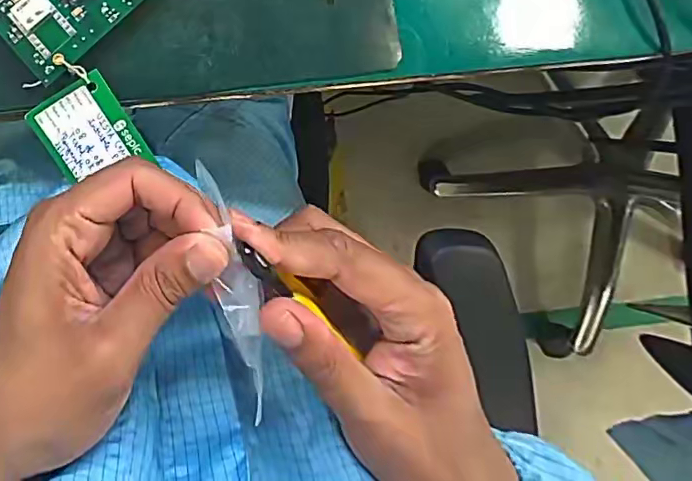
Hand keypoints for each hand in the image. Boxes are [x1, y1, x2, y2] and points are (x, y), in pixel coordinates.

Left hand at [0, 158, 230, 479]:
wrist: (1, 434)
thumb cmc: (44, 394)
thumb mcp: (110, 346)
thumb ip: (161, 289)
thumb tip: (215, 245)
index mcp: (61, 224)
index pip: (130, 178)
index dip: (179, 199)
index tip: (219, 241)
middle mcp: (69, 220)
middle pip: (140, 194)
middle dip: (187, 219)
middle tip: (230, 261)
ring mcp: (80, 244)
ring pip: (144, 219)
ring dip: (185, 240)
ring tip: (223, 276)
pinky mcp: (92, 268)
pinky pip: (139, 248)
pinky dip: (171, 261)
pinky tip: (200, 283)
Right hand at [235, 208, 514, 480]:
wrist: (457, 478)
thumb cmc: (428, 455)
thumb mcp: (375, 419)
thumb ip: (325, 363)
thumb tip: (271, 310)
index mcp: (416, 306)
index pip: (345, 257)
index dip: (291, 245)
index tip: (243, 239)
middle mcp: (399, 283)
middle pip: (329, 235)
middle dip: (280, 242)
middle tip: (234, 257)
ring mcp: (378, 287)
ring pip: (317, 242)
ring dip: (279, 252)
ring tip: (243, 272)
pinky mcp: (358, 298)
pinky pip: (313, 267)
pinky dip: (282, 269)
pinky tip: (262, 285)